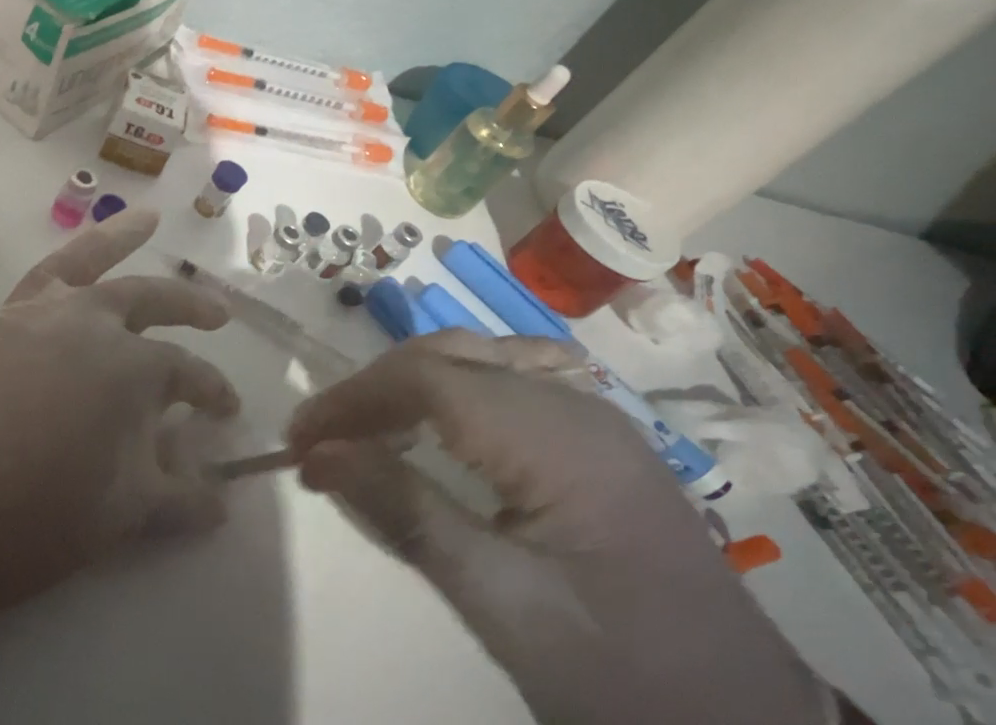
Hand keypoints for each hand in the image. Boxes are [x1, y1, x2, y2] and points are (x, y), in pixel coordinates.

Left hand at [0, 208, 240, 631]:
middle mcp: (78, 324)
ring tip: (145, 219)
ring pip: (68, 265)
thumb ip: (177, 497)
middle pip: (143, 299)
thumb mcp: (123, 514)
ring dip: (109, 239)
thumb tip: (217, 497)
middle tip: (214, 311)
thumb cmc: (36, 517)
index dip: (211, 392)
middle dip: (185, 304)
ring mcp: (15, 320)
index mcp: (127, 365)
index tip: (226, 412)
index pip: (184, 373)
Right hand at [287, 332, 834, 724]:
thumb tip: (317, 453)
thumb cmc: (620, 670)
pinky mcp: (600, 446)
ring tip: (364, 438)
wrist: (747, 722)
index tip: (298, 442)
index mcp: (560, 440)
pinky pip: (508, 388)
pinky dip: (450, 399)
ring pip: (478, 363)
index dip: (352, 400)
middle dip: (373, 390)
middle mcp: (579, 409)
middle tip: (321, 443)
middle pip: (451, 356)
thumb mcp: (503, 603)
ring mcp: (597, 422)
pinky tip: (433, 435)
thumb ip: (406, 513)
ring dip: (408, 389)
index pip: (429, 381)